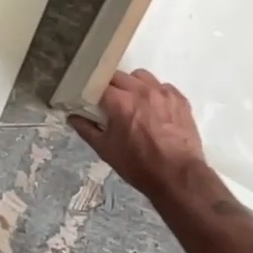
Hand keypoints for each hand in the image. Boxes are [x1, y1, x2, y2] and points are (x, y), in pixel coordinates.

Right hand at [69, 69, 209, 194]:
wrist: (178, 177)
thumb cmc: (138, 165)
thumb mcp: (106, 150)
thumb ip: (86, 130)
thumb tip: (72, 117)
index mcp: (120, 102)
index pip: (99, 84)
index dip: (93, 90)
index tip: (91, 98)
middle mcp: (141, 90)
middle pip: (119, 76)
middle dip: (111, 86)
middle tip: (110, 102)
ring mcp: (163, 93)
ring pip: (142, 76)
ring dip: (133, 84)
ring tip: (134, 101)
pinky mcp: (180, 99)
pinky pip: (162, 86)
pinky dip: (155, 93)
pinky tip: (155, 108)